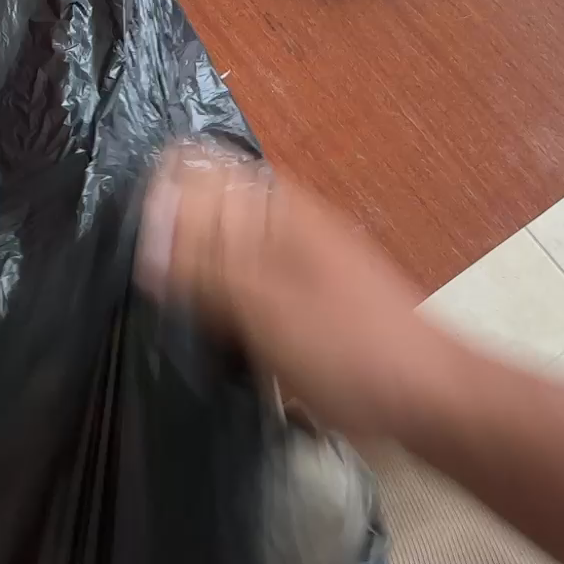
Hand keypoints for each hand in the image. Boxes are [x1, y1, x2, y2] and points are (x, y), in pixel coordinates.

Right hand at [136, 143, 442, 435]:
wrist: (427, 394)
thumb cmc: (347, 344)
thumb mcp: (265, 304)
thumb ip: (205, 267)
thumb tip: (146, 237)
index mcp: (277, 206)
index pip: (203, 170)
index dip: (163, 194)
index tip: (135, 238)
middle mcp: (285, 219)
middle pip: (211, 204)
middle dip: (174, 230)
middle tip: (145, 272)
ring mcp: (297, 254)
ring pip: (226, 241)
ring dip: (196, 263)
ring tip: (170, 297)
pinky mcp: (303, 290)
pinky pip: (245, 274)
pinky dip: (221, 291)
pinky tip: (210, 321)